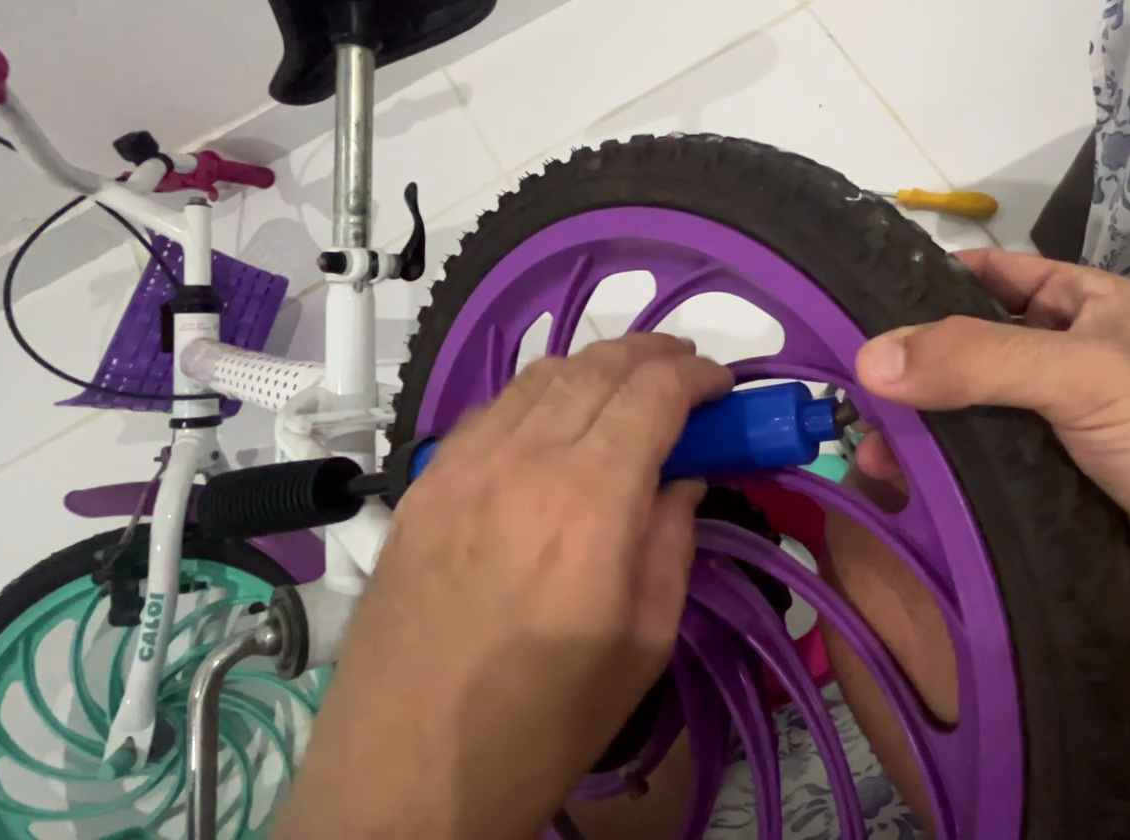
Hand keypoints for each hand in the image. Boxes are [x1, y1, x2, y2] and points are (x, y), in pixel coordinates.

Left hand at [279, 334, 731, 839]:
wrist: (406, 775)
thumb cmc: (545, 721)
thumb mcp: (646, 639)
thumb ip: (673, 539)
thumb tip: (685, 477)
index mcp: (591, 501)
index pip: (654, 393)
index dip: (698, 375)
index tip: (723, 385)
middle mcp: (526, 461)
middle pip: (599, 366)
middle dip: (654, 353)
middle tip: (686, 369)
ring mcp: (464, 465)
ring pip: (543, 375)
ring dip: (598, 364)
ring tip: (630, 382)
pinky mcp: (424, 483)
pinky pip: (494, 408)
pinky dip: (541, 392)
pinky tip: (556, 417)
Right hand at [853, 249, 1129, 647]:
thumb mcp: (1088, 376)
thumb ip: (979, 361)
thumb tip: (866, 358)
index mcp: (1086, 308)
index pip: (993, 275)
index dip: (930, 277)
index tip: (854, 298)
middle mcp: (1064, 363)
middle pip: (968, 351)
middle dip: (910, 370)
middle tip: (846, 396)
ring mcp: (1053, 434)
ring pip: (966, 419)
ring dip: (917, 433)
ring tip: (867, 458)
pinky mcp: (1044, 498)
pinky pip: (976, 477)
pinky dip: (937, 481)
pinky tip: (896, 491)